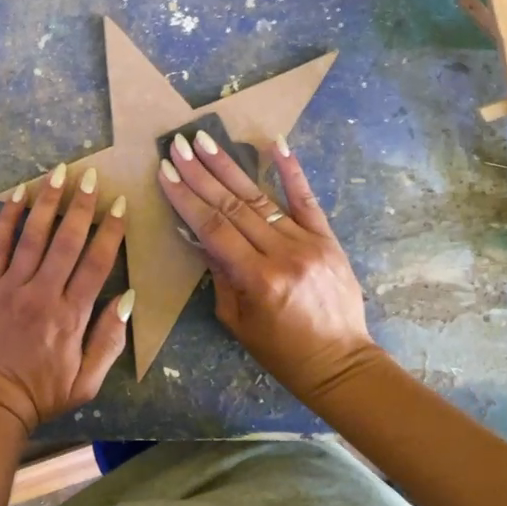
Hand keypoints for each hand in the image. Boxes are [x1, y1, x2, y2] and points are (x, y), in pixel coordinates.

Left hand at [0, 164, 132, 434]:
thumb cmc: (41, 394)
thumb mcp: (87, 381)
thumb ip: (109, 339)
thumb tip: (128, 298)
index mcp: (71, 316)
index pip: (96, 263)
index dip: (110, 231)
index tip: (119, 205)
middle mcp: (42, 294)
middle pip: (66, 241)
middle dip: (80, 206)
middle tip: (90, 176)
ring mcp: (11, 286)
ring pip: (33, 236)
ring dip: (47, 202)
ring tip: (58, 172)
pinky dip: (7, 218)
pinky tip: (18, 195)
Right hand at [157, 130, 372, 397]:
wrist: (341, 365)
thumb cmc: (281, 351)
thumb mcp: (236, 319)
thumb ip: (218, 273)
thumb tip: (196, 232)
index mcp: (257, 278)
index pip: (212, 228)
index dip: (186, 198)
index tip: (165, 172)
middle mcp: (282, 254)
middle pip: (232, 205)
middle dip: (200, 173)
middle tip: (176, 145)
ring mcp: (308, 243)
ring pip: (260, 197)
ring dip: (228, 166)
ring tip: (203, 141)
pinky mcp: (328, 239)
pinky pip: (306, 199)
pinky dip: (290, 169)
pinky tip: (274, 143)